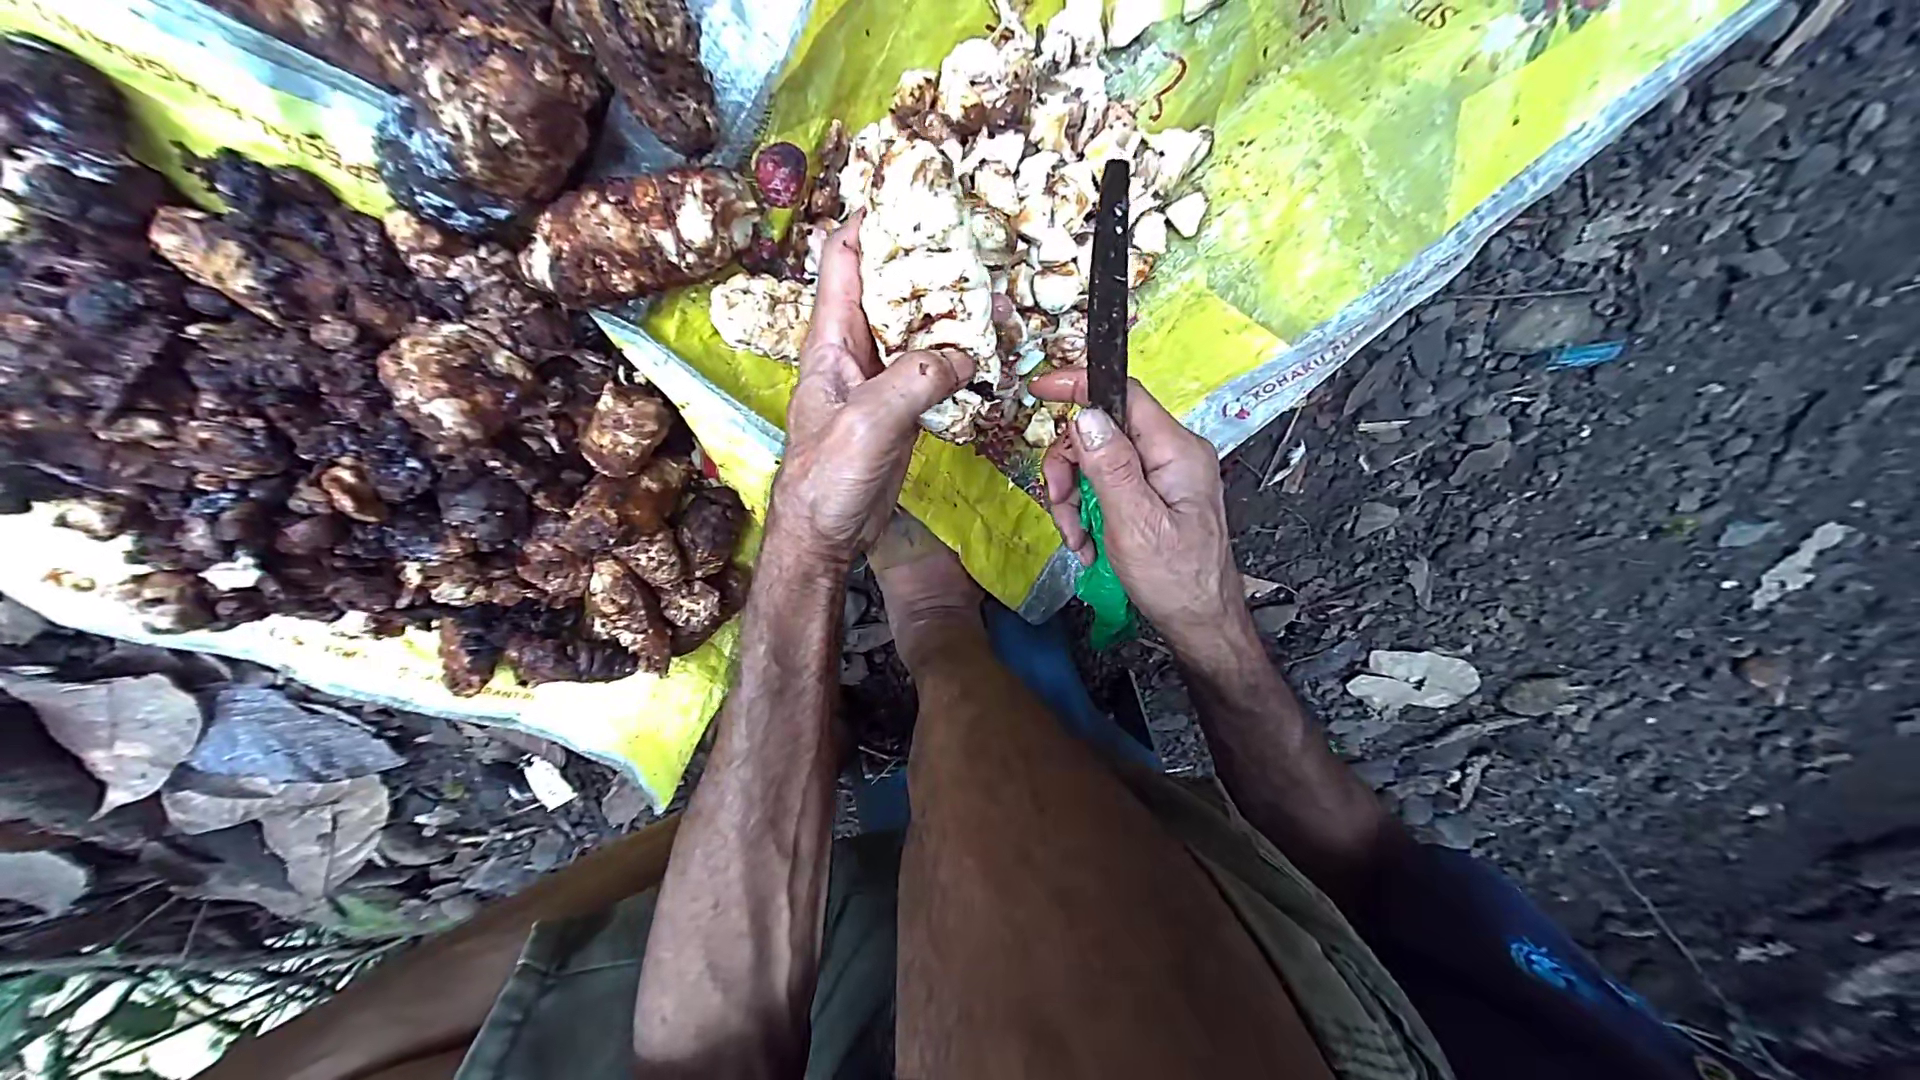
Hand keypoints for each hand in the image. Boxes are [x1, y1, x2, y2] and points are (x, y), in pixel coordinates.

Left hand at [770, 216, 975, 567]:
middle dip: (925, 260)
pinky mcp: (901, 408)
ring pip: (916, 327)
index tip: (910, 191)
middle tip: (971, 241)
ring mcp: (880, 380)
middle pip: (889, 287)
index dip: (871, 219)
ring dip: (948, 310)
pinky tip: (983, 350)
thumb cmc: (825, 479)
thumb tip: (961, 353)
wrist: (827, 533)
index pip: (845, 261)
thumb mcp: (866, 423)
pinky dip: (957, 356)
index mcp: (831, 343)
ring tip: (989, 293)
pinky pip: (932, 368)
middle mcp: (854, 352)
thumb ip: (912, 381)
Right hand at [1029, 371, 1251, 656]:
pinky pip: (1104, 486)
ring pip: (1095, 461)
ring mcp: (1160, 475)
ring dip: (1074, 497)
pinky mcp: (1150, 495)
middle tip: (1061, 503)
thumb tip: (1086, 415)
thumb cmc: (1176, 580)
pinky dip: (1086, 511)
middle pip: (1101, 431)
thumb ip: (1110, 467)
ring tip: (1078, 536)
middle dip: (1070, 467)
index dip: (1080, 386)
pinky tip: (1089, 540)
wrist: (1199, 622)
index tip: (1042, 388)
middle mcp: (1169, 454)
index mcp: (1175, 451)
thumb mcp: (1135, 524)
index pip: (1124, 394)